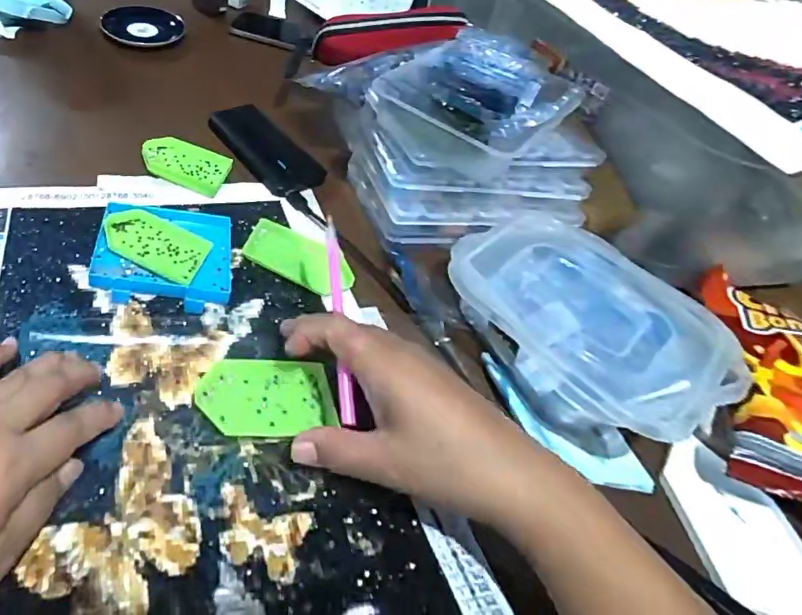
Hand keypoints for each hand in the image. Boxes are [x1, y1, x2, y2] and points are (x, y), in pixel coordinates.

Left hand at [0, 341, 121, 614]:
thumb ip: (40, 503)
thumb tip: (74, 463)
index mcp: (12, 465)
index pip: (70, 429)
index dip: (98, 416)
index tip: (118, 408)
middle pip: (47, 386)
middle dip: (78, 375)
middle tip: (100, 373)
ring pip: (16, 374)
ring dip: (47, 361)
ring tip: (69, 357)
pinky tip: (9, 345)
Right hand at [282, 314, 568, 533]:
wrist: (517, 475)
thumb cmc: (443, 461)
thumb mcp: (382, 461)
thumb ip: (335, 450)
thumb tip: (294, 445)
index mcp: (379, 359)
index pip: (332, 326)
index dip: (304, 330)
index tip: (284, 345)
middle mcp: (398, 349)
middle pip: (350, 328)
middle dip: (319, 334)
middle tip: (294, 351)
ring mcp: (421, 359)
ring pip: (371, 340)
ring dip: (343, 348)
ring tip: (325, 370)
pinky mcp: (436, 375)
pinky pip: (389, 354)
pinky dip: (365, 361)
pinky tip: (369, 393)